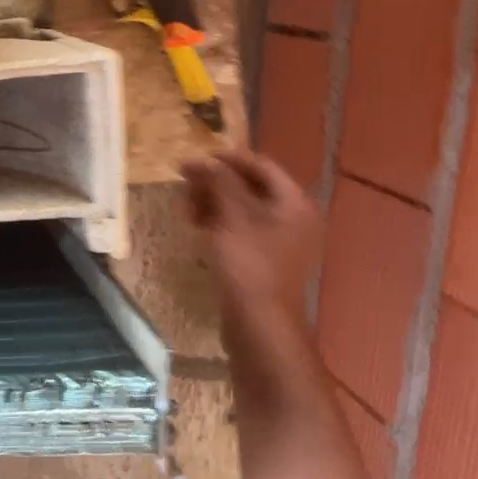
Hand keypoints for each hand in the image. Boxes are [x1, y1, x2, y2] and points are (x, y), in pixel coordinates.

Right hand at [181, 151, 319, 332]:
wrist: (259, 320)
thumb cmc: (248, 262)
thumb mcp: (232, 216)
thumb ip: (218, 182)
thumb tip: (201, 159)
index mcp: (294, 203)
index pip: (261, 165)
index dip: (226, 159)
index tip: (192, 160)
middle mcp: (293, 217)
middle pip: (251, 185)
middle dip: (215, 182)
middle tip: (183, 186)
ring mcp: (281, 239)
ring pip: (243, 206)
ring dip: (213, 201)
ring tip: (187, 210)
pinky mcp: (265, 256)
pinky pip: (242, 227)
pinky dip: (219, 221)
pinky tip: (198, 227)